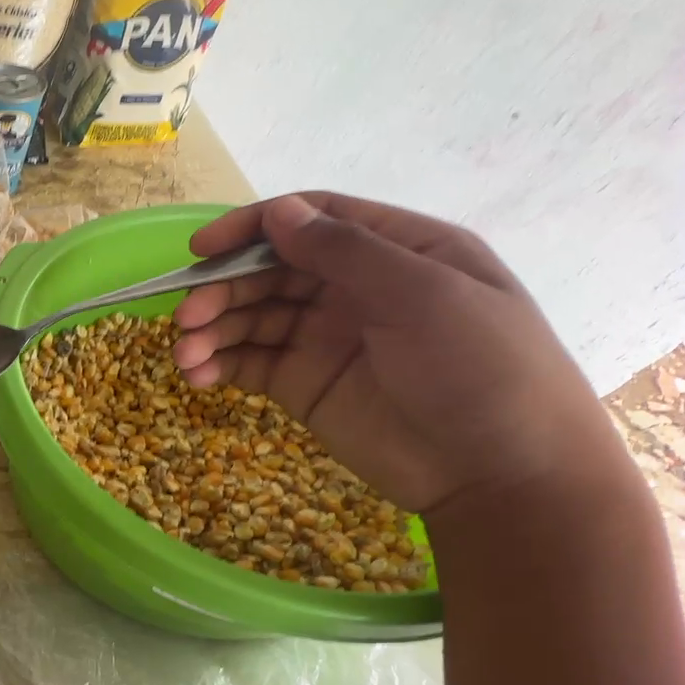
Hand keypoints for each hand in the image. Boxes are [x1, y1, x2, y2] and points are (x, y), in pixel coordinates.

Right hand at [171, 192, 622, 514]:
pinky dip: (216, 366)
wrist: (498, 471)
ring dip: (211, 332)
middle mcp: (354, 288)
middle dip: (222, 291)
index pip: (311, 221)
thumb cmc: (479, 368)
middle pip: (268, 272)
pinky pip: (247, 363)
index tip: (199, 251)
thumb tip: (278, 213)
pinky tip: (198, 378)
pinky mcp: (301, 383)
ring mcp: (324, 337)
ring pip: (250, 318)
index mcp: (396, 252)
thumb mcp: (423, 296)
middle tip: (187, 320)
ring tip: (186, 358)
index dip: (252, 228)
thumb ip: (347, 252)